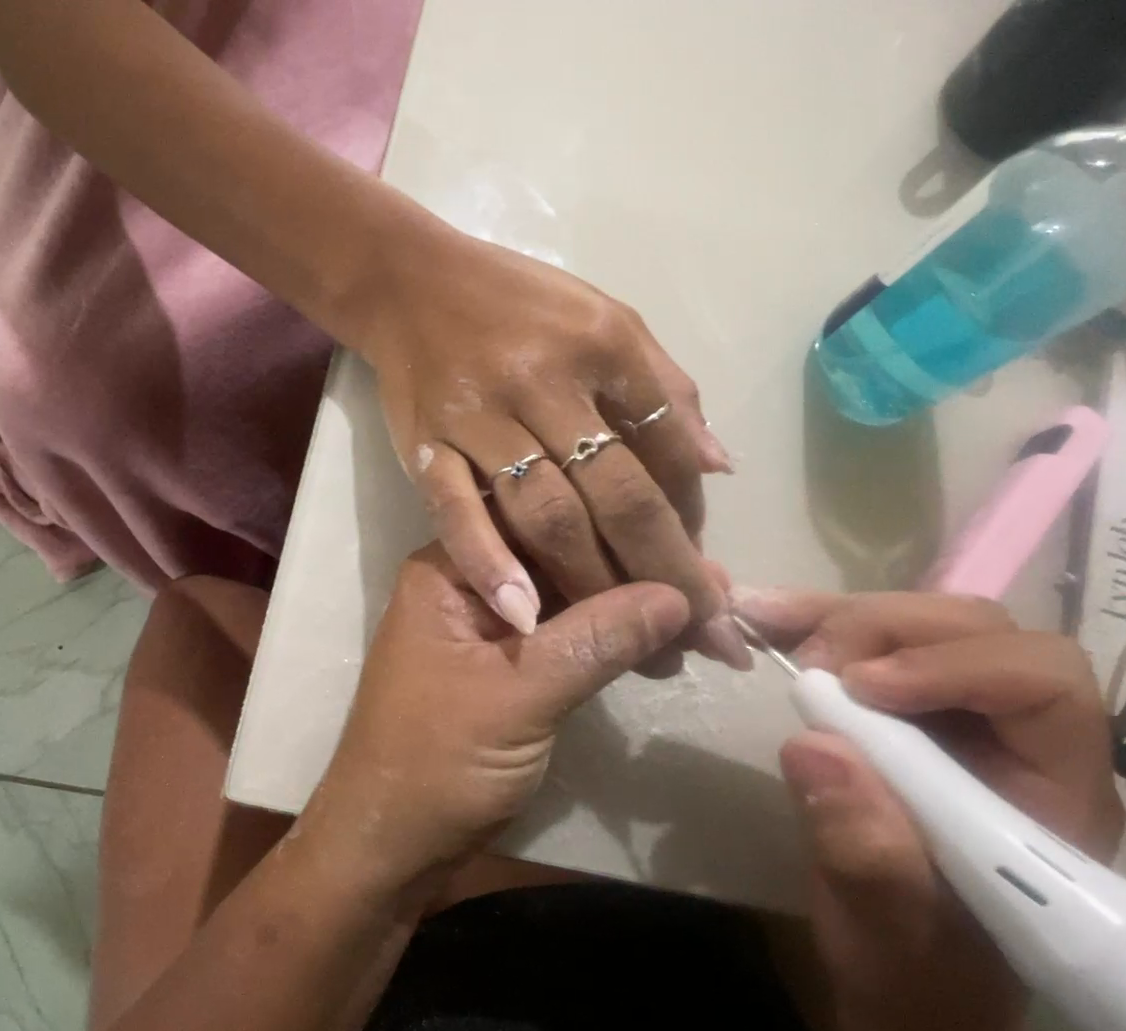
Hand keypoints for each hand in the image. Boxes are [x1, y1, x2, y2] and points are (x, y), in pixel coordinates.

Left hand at [299, 543, 690, 898]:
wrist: (388, 848)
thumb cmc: (434, 764)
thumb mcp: (518, 697)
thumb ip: (596, 640)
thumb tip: (681, 594)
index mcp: (451, 566)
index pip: (541, 517)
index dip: (617, 526)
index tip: (693, 546)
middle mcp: (470, 580)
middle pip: (562, 554)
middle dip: (637, 571)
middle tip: (719, 590)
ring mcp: (489, 622)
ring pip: (572, 595)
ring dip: (634, 607)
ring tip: (710, 619)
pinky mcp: (507, 661)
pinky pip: (568, 633)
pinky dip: (614, 638)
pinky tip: (665, 644)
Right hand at [354, 228, 748, 669]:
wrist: (409, 283)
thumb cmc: (518, 302)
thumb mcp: (607, 321)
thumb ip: (663, 389)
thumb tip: (715, 466)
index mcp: (600, 346)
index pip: (663, 450)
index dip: (695, 523)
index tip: (715, 584)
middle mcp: (541, 382)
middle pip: (616, 494)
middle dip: (668, 574)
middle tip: (705, 643)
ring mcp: (479, 418)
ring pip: (545, 514)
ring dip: (596, 586)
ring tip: (638, 652)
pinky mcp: (426, 446)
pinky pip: (456, 511)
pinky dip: (489, 563)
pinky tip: (524, 618)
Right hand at [737, 588, 1124, 1030]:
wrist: (906, 989)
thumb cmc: (914, 976)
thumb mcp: (887, 934)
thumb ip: (867, 853)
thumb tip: (813, 747)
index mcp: (1052, 794)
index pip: (1045, 685)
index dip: (956, 665)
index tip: (860, 688)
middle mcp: (1020, 739)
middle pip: (981, 633)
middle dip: (887, 630)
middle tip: (805, 661)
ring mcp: (964, 719)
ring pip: (927, 625)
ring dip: (845, 617)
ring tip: (769, 623)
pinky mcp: (911, 713)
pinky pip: (876, 647)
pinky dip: (819, 627)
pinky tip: (768, 621)